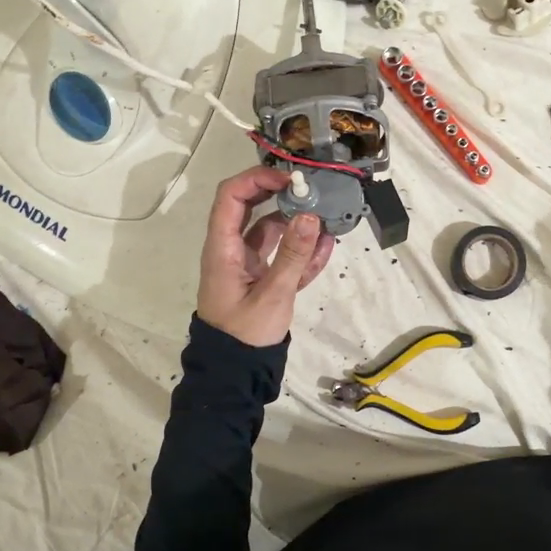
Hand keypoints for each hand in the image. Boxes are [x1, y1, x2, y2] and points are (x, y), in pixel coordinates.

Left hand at [196, 167, 336, 346]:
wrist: (236, 371)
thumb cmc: (245, 333)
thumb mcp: (272, 295)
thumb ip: (293, 256)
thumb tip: (310, 215)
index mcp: (223, 248)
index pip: (231, 196)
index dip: (257, 179)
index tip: (290, 179)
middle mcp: (232, 249)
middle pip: (251, 206)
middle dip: (281, 194)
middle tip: (311, 189)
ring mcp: (248, 263)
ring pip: (271, 230)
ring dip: (297, 223)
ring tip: (327, 216)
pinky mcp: (263, 278)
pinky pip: (283, 255)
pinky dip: (302, 250)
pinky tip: (326, 244)